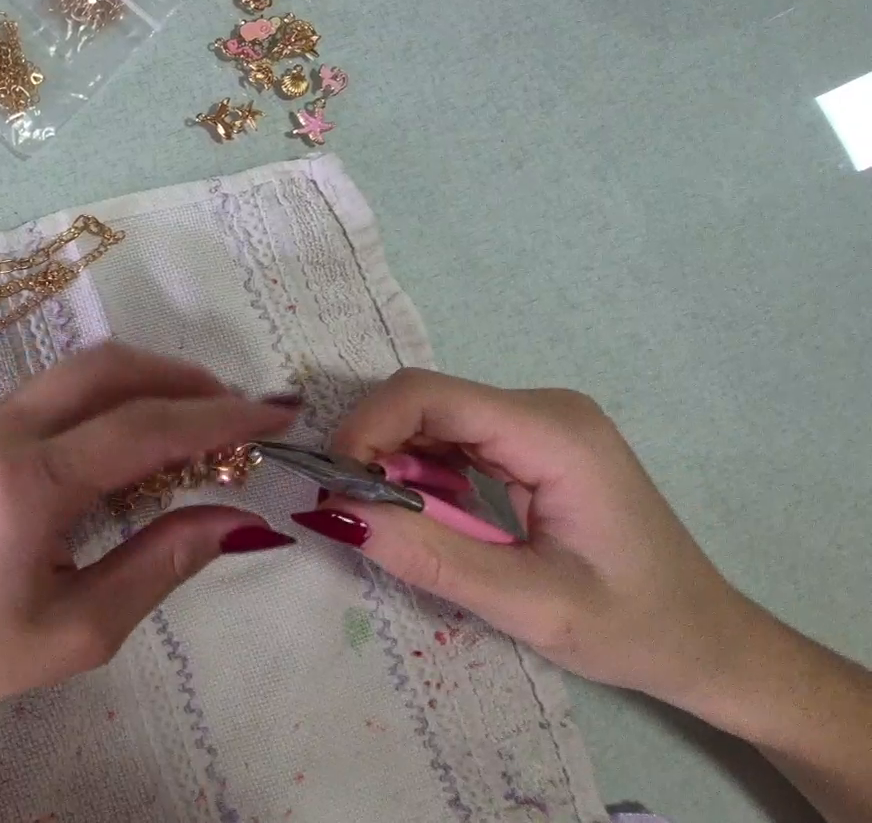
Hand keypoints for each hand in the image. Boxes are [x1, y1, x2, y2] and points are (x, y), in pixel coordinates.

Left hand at [0, 343, 298, 726]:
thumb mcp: (80, 629)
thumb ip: (162, 563)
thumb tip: (241, 520)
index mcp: (25, 484)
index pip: (139, 428)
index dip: (216, 418)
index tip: (274, 416)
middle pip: (102, 369)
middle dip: (179, 378)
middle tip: (234, 410)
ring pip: (71, 374)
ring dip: (139, 382)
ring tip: (194, 420)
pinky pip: (44, 397)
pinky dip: (98, 402)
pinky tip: (127, 438)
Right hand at [299, 368, 753, 706]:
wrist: (712, 647)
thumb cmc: (634, 628)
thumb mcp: (528, 605)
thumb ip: (428, 556)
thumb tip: (331, 510)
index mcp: (554, 433)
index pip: (425, 395)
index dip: (365, 429)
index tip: (339, 488)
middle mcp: (540, 409)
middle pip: (418, 400)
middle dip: (372, 450)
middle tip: (361, 511)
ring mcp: (533, 420)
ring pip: (422, 416)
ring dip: (391, 463)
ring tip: (399, 520)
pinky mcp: (523, 439)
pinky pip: (441, 435)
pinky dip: (414, 470)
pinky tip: (430, 512)